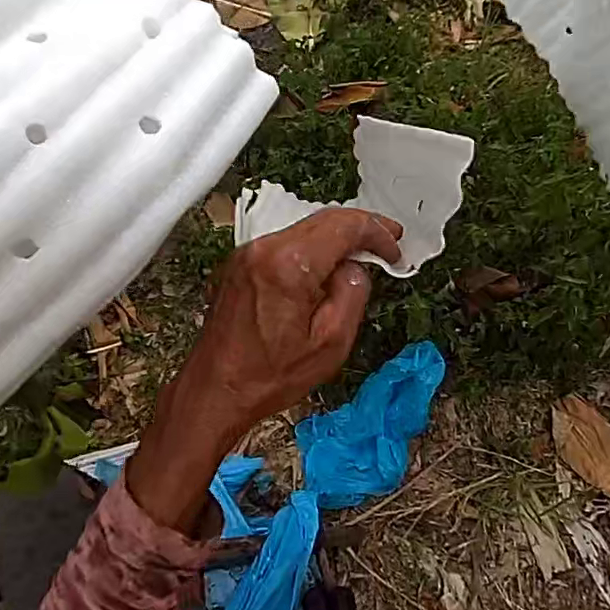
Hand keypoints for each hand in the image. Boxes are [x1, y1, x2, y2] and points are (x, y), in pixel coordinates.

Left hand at [127, 208, 401, 532]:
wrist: (215, 389)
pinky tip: (327, 268)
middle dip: (361, 228)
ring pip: (304, 228)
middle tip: (388, 241)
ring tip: (362, 257)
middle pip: (324, 219)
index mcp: (289, 265)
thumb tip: (356, 269)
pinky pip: (286, 243)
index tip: (394, 250)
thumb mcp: (331, 344)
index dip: (377, 233)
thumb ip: (353, 295)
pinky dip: (312, 248)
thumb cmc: (267, 376)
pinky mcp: (240, 264)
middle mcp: (264, 250)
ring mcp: (248, 254)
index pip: (344, 226)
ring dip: (336, 238)